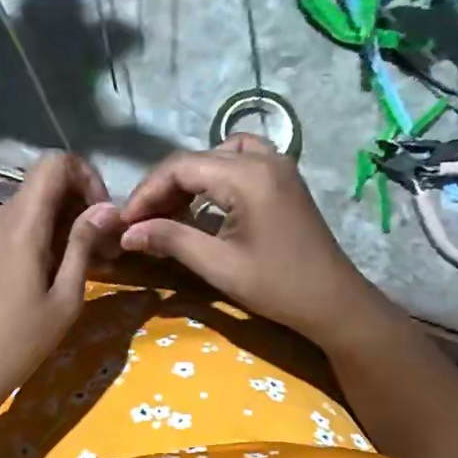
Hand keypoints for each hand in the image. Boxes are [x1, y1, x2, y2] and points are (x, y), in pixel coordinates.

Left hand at [0, 155, 121, 427]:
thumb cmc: (21, 341)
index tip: (103, 212)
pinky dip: (45, 235)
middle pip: (44, 185)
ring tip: (90, 261)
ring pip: (33, 206)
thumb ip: (84, 245)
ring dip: (65, 222)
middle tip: (105, 244)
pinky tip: (61, 268)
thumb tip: (107, 210)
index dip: (86, 176)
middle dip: (80, 204)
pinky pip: (18, 226)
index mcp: (18, 225)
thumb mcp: (65, 298)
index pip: (53, 164)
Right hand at [119, 134, 399, 350]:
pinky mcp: (285, 179)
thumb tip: (127, 233)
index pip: (181, 168)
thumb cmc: (277, 287)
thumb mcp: (219, 265)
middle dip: (164, 187)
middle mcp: (264, 159)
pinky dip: (216, 176)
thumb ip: (171, 240)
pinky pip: (241, 161)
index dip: (147, 192)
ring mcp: (279, 166)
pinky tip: (204, 204)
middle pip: (198, 158)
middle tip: (141, 220)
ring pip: (219, 155)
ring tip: (169, 211)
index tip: (125, 221)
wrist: (333, 301)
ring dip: (190, 179)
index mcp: (248, 177)